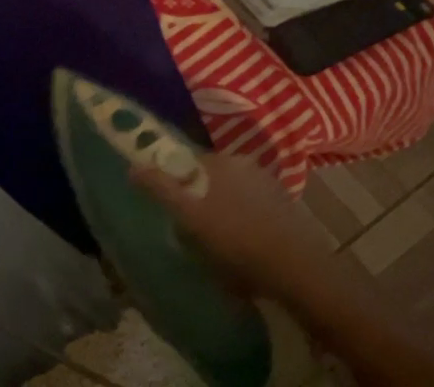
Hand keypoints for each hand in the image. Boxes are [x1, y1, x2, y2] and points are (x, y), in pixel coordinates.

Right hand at [131, 152, 330, 298]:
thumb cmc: (237, 240)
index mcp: (220, 160)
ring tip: (223, 242)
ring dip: (225, 209)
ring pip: (234, 193)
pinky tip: (248, 246)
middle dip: (201, 196)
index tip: (175, 208)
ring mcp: (270, 184)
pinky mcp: (289, 207)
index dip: (177, 184)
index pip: (187, 163)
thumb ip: (160, 187)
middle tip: (196, 228)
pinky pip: (255, 207)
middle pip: (211, 177)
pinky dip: (247, 220)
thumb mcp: (189, 216)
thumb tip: (132, 167)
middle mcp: (245, 163)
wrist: (301, 272)